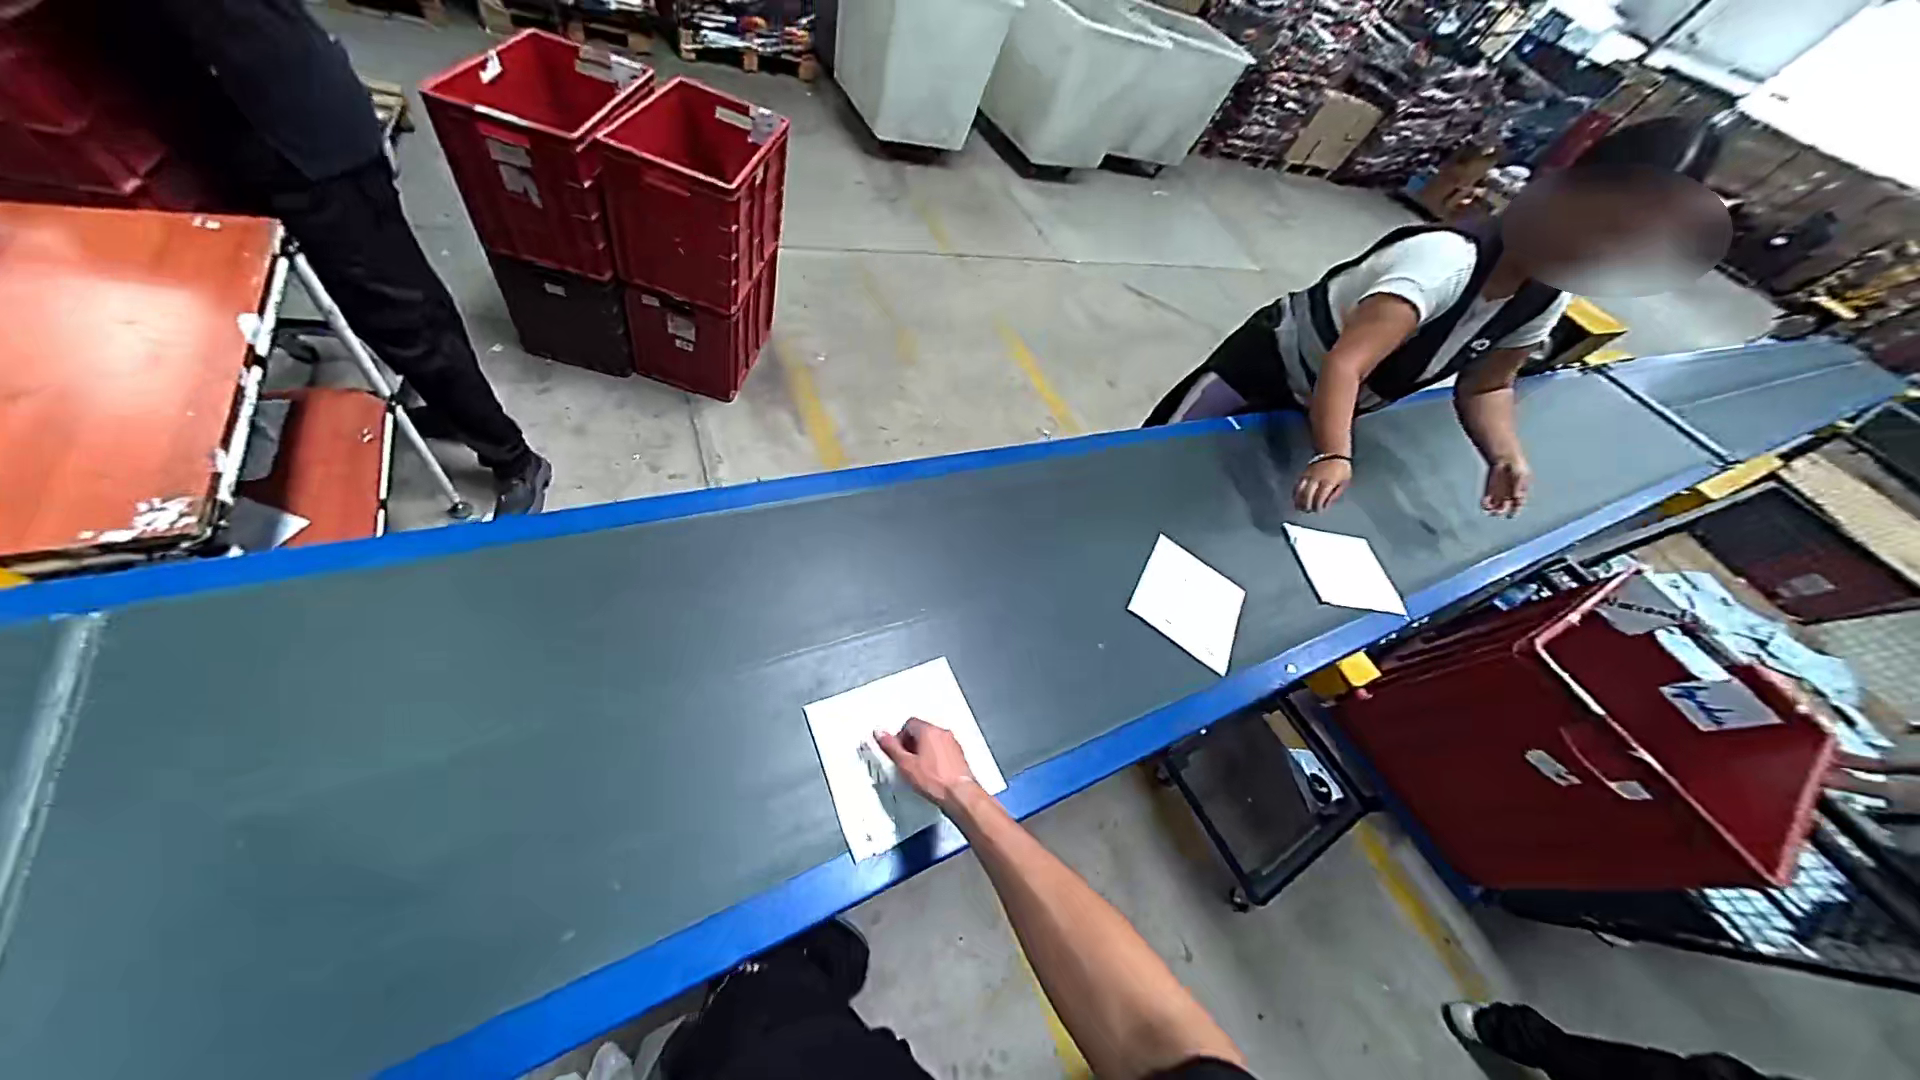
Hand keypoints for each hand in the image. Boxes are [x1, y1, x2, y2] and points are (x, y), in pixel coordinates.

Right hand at [875, 717, 979, 811]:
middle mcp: (942, 732)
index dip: (900, 738)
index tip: (898, 753)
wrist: (959, 794)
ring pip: (933, 739)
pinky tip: (932, 772)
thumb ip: (891, 747)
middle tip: (906, 761)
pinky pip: (942, 748)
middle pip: (921, 730)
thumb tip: (879, 732)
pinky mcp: (959, 754)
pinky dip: (935, 755)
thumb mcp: (905, 764)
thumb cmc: (933, 780)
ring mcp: (952, 742)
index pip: (909, 724)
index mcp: (928, 730)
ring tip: (919, 768)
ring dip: (924, 749)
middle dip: (911, 743)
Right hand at [1293, 457, 1351, 511]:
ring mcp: (1308, 476)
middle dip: (1307, 505)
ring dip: (1299, 500)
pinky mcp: (1302, 474)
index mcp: (1329, 482)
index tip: (1318, 511)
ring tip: (1300, 507)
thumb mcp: (1344, 483)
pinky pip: (1296, 485)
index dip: (1318, 506)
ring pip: (1300, 491)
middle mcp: (1316, 479)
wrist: (1333, 454)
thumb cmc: (1341, 469)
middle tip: (1308, 511)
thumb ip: (1335, 495)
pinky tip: (1296, 499)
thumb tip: (1326, 506)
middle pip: (1307, 495)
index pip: (1320, 497)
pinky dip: (1295, 494)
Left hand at [1482, 457, 1530, 516]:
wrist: (1506, 460)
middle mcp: (1510, 496)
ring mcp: (1499, 494)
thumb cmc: (1518, 467)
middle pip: (1506, 508)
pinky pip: (1487, 500)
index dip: (1516, 511)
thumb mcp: (1522, 476)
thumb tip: (1517, 496)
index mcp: (1521, 493)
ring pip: (1496, 506)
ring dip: (1493, 510)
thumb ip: (1520, 486)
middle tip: (1498, 512)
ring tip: (1490, 511)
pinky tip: (1484, 504)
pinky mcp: (1490, 491)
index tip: (1512, 514)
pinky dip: (1485, 504)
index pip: (1518, 505)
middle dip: (1502, 511)